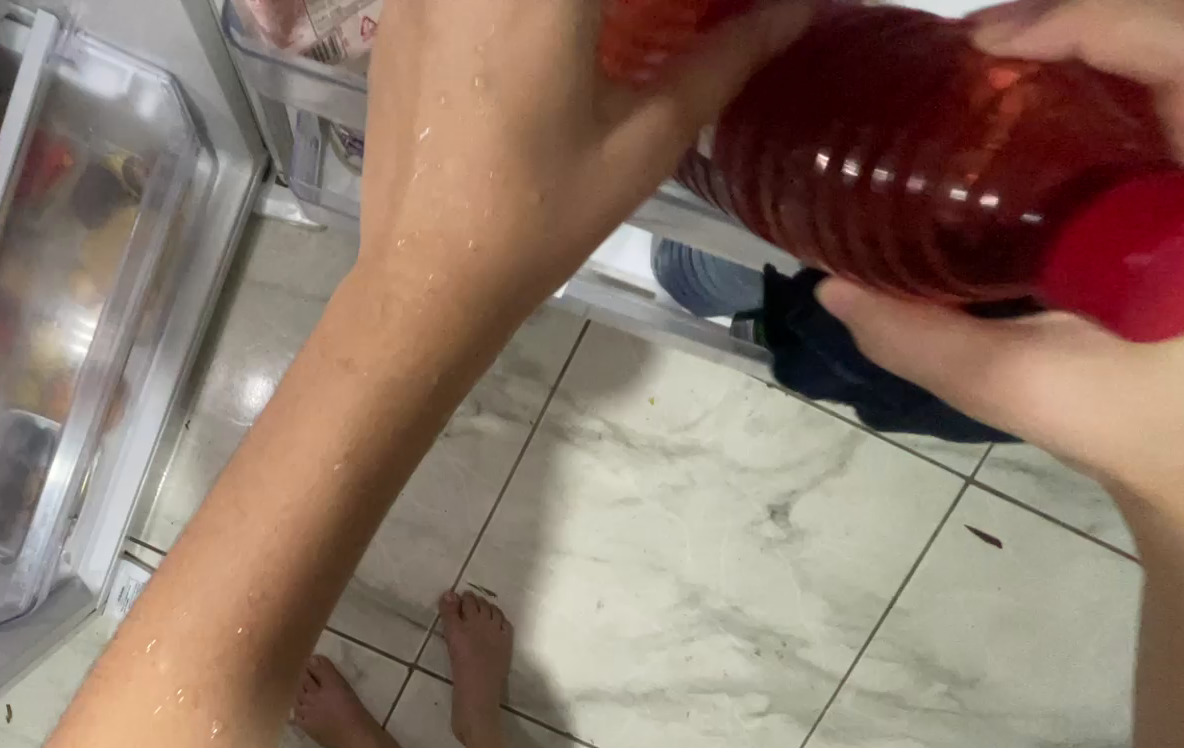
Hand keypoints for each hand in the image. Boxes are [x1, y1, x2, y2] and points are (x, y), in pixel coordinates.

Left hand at [352, 0, 811, 328]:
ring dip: (566, 5)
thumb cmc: (533, 227)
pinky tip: (524, 40)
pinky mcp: (391, 21)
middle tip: (641, 24)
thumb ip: (720, 64)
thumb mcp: (639, 148)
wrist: (425, 284)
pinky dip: (503, 4)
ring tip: (589, 35)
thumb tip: (792, 12)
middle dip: (616, 3)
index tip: (693, 12)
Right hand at [816, 0, 1183, 548]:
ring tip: (1009, 68)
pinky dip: (1133, 75)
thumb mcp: (1019, 389)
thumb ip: (918, 341)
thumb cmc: (1148, 428)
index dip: (1106, 20)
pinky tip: (1057, 108)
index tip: (988, 43)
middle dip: (1100, 16)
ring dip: (1117, 39)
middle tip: (981, 53)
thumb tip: (831, 286)